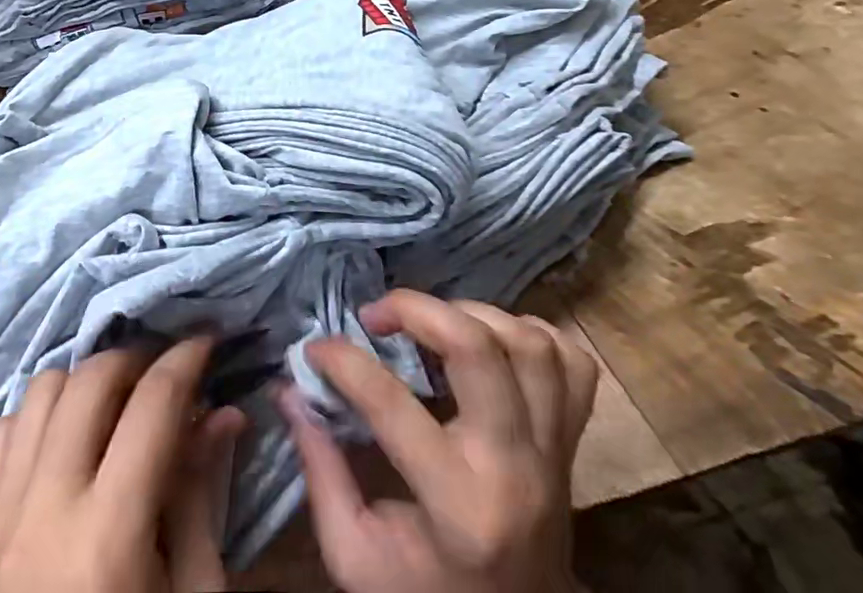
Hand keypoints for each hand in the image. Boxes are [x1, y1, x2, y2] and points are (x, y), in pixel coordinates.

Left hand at [0, 337, 247, 592]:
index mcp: (107, 535)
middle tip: (169, 368)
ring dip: (85, 380)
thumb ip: (201, 497)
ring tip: (121, 398)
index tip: (208, 338)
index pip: (151, 409)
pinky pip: (0, 436)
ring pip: (37, 394)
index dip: (185, 361)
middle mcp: (44, 506)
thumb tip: (223, 414)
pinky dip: (37, 416)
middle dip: (136, 358)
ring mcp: (1, 512)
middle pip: (88, 382)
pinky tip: (67, 435)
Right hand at [283, 292, 598, 592]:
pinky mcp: (572, 444)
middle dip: (416, 309)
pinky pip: (571, 365)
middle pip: (479, 349)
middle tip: (376, 315)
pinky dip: (530, 335)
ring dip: (472, 316)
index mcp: (457, 505)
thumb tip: (290, 390)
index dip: (342, 361)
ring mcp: (554, 453)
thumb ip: (319, 468)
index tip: (315, 351)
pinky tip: (488, 342)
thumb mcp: (352, 551)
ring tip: (430, 325)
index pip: (392, 404)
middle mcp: (515, 467)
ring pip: (531, 345)